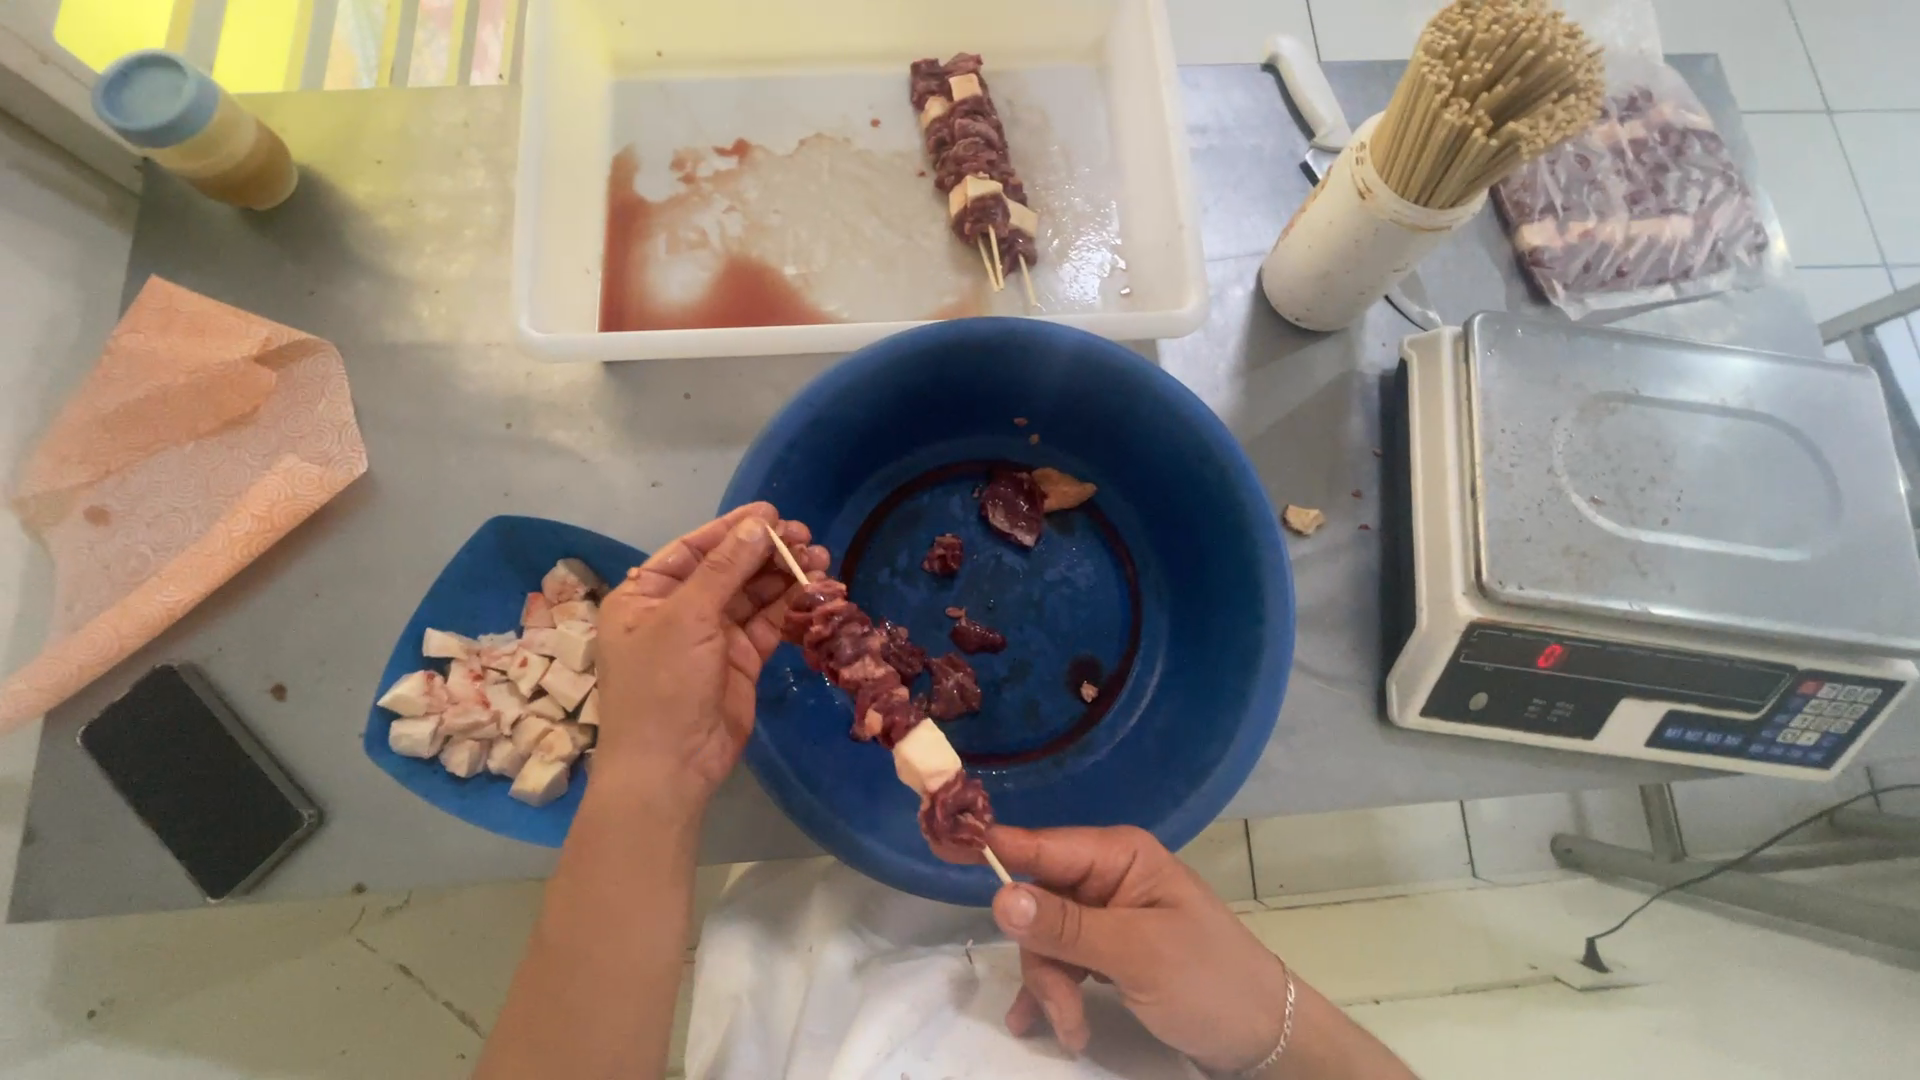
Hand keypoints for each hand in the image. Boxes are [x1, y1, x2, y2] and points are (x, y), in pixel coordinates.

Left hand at [591, 503, 826, 819]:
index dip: (733, 529)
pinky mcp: (741, 660)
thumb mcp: (687, 618)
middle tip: (806, 537)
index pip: (694, 549)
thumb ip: (725, 568)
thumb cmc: (662, 684)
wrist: (671, 766)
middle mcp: (679, 610)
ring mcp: (712, 636)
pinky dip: (791, 606)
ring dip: (784, 575)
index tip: (773, 513)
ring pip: (754, 594)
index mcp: (647, 595)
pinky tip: (816, 589)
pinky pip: (768, 623)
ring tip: (820, 558)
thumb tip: (759, 525)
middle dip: (766, 551)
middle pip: (729, 568)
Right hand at [988, 825, 1288, 1073]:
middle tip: (1060, 1011)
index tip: (941, 842)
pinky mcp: (1109, 949)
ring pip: (1046, 939)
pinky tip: (1053, 1027)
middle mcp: (1107, 876)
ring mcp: (1107, 914)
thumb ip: (1066, 926)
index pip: (1040, 845)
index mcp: (1117, 855)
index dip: (991, 846)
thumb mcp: (1137, 954)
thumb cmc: (1209, 981)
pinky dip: (1056, 994)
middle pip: (1038, 902)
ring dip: (1053, 987)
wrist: (1266, 1042)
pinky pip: (1063, 961)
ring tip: (1074, 1030)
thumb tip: (999, 896)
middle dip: (1042, 958)